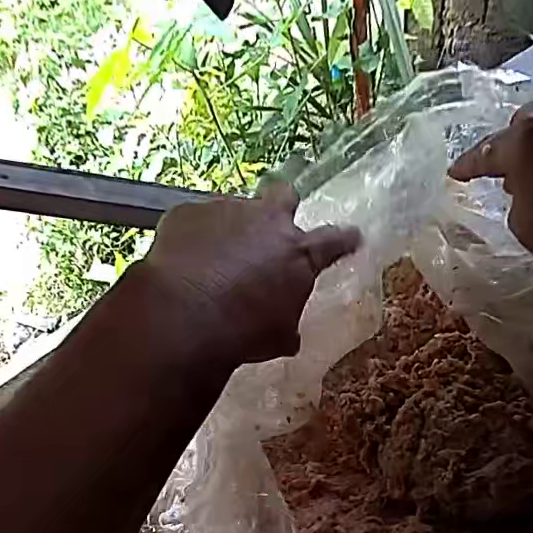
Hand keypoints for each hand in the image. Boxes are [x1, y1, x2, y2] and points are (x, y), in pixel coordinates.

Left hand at [125, 181, 359, 367]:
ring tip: (211, 262)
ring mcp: (224, 210)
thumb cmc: (242, 334)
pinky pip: (192, 222)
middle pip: (284, 194)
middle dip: (280, 207)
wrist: (187, 318)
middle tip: (269, 227)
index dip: (344, 240)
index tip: (351, 238)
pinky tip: (182, 264)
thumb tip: (288, 336)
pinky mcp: (186, 212)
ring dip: (228, 231)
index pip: (334, 241)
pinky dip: (191, 239)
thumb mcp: (276, 338)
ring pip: (232, 210)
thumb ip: (286, 325)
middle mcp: (266, 220)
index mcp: (299, 253)